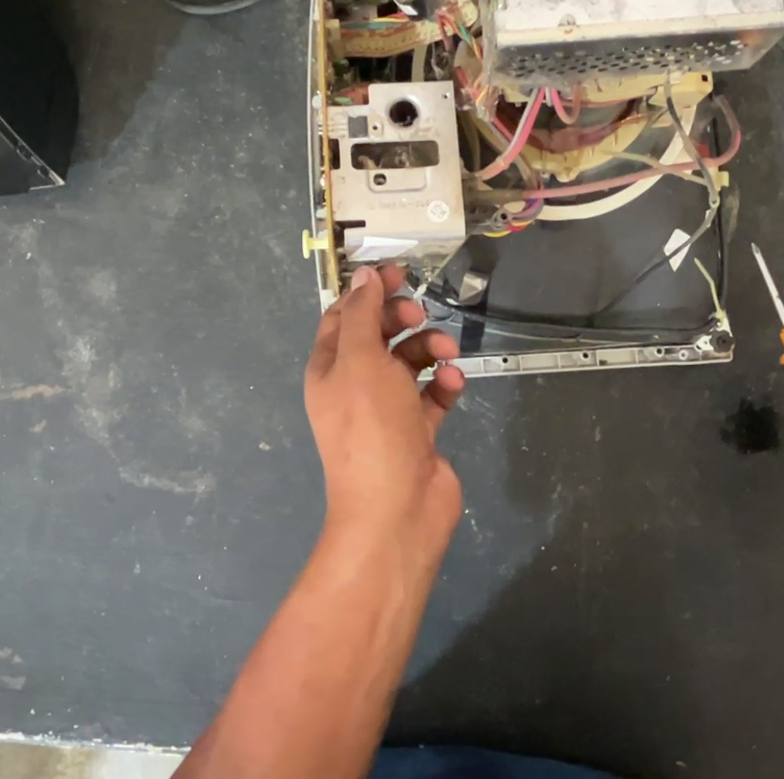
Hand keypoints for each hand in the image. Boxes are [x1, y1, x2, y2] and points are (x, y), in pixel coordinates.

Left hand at [305, 265, 466, 549]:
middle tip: (418, 314)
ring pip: (410, 363)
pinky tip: (453, 384)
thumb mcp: (360, 362)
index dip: (368, 293)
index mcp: (330, 369)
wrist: (395, 509)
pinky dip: (444, 385)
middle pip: (378, 336)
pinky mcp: (418, 431)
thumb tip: (363, 276)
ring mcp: (387, 411)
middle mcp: (355, 387)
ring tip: (446, 353)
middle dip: (401, 319)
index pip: (343, 317)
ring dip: (429, 349)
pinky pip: (432, 395)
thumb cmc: (371, 427)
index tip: (398, 274)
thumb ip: (362, 316)